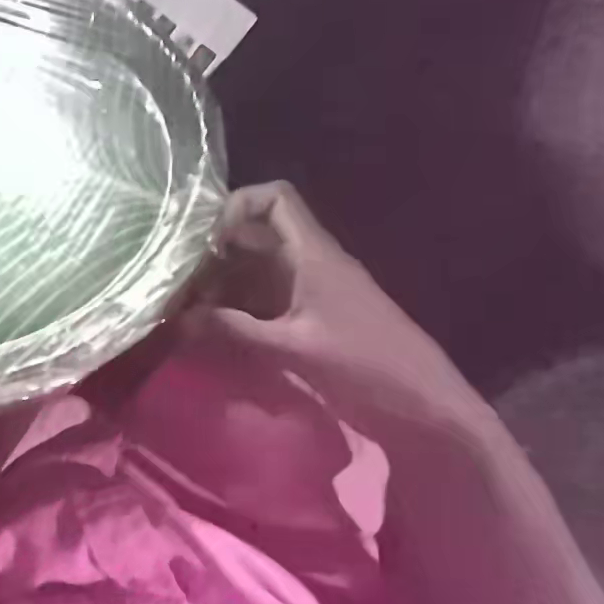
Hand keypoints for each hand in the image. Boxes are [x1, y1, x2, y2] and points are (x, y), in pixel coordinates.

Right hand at [187, 182, 493, 435]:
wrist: (425, 405)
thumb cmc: (367, 365)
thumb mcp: (296, 347)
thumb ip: (236, 331)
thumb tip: (178, 320)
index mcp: (313, 254)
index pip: (274, 198)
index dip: (236, 206)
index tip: (206, 243)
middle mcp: (309, 263)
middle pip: (256, 236)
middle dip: (216, 253)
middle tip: (180, 282)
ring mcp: (310, 292)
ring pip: (257, 270)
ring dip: (223, 284)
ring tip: (187, 309)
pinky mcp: (311, 319)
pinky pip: (265, 301)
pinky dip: (238, 309)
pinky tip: (213, 331)